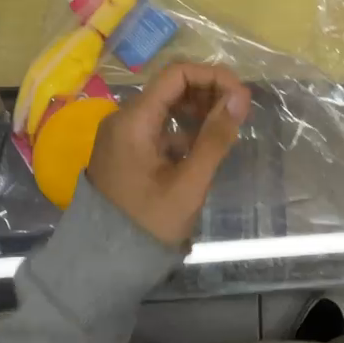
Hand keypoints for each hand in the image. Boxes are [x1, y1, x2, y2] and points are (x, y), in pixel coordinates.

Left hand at [87, 61, 251, 248]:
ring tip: (226, 127)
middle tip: (239, 112)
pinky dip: (184, 127)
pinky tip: (204, 145)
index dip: (212, 76)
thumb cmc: (148, 224)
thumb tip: (241, 96)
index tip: (241, 96)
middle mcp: (123, 118)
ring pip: (166, 105)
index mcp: (133, 119)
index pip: (176, 74)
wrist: (103, 268)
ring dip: (198, 108)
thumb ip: (216, 137)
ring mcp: (123, 134)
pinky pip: (159, 125)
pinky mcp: (126, 150)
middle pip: (171, 86)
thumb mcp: (188, 184)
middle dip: (208, 91)